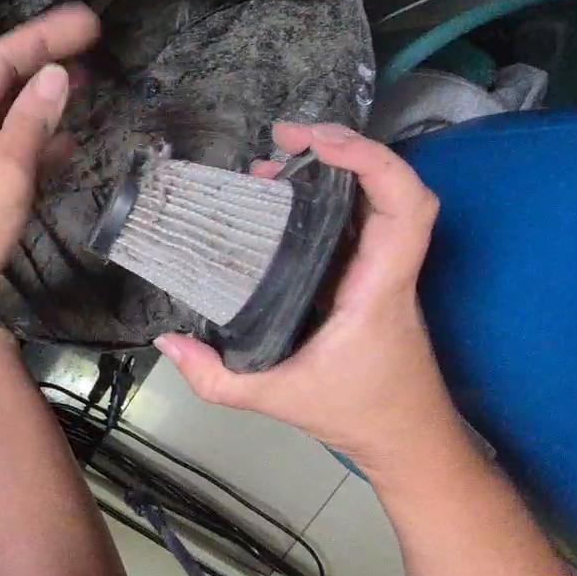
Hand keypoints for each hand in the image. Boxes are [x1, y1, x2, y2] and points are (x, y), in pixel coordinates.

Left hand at [0, 6, 98, 305]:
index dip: (42, 37)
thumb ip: (31, 118)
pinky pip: (8, 146)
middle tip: (92, 40)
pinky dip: (37, 140)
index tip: (86, 22)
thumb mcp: (6, 168)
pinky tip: (68, 139)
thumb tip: (55, 76)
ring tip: (87, 80)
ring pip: (6, 113)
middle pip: (0, 81)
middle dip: (44, 60)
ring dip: (44, 98)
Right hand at [154, 122, 468, 476]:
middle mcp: (387, 269)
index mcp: (377, 288)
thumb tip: (167, 342)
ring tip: (271, 162)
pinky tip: (281, 198)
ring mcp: (380, 270)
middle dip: (344, 149)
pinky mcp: (365, 277)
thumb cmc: (356, 414)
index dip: (371, 162)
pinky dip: (324, 197)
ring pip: (375, 201)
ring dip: (332, 170)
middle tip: (282, 136)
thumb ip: (215, 378)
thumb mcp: (276, 400)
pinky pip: (355, 222)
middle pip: (394, 188)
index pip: (403, 208)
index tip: (316, 142)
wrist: (409, 439)